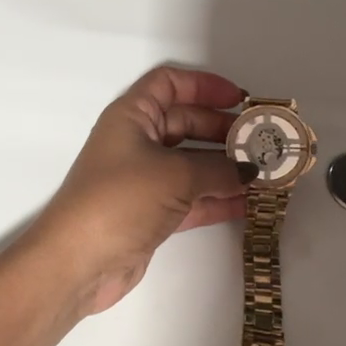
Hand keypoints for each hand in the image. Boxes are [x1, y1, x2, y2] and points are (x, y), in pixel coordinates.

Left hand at [30, 66, 252, 316]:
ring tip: (266, 174)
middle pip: (186, 124)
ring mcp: (143, 180)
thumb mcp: (176, 175)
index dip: (205, 86)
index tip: (240, 100)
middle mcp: (136, 143)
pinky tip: (249, 203)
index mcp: (132, 117)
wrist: (79, 261)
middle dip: (223, 131)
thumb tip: (250, 170)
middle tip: (262, 143)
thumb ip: (218, 169)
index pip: (169, 85)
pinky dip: (217, 198)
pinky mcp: (151, 214)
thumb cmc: (121, 200)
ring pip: (192, 164)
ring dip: (226, 168)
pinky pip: (191, 197)